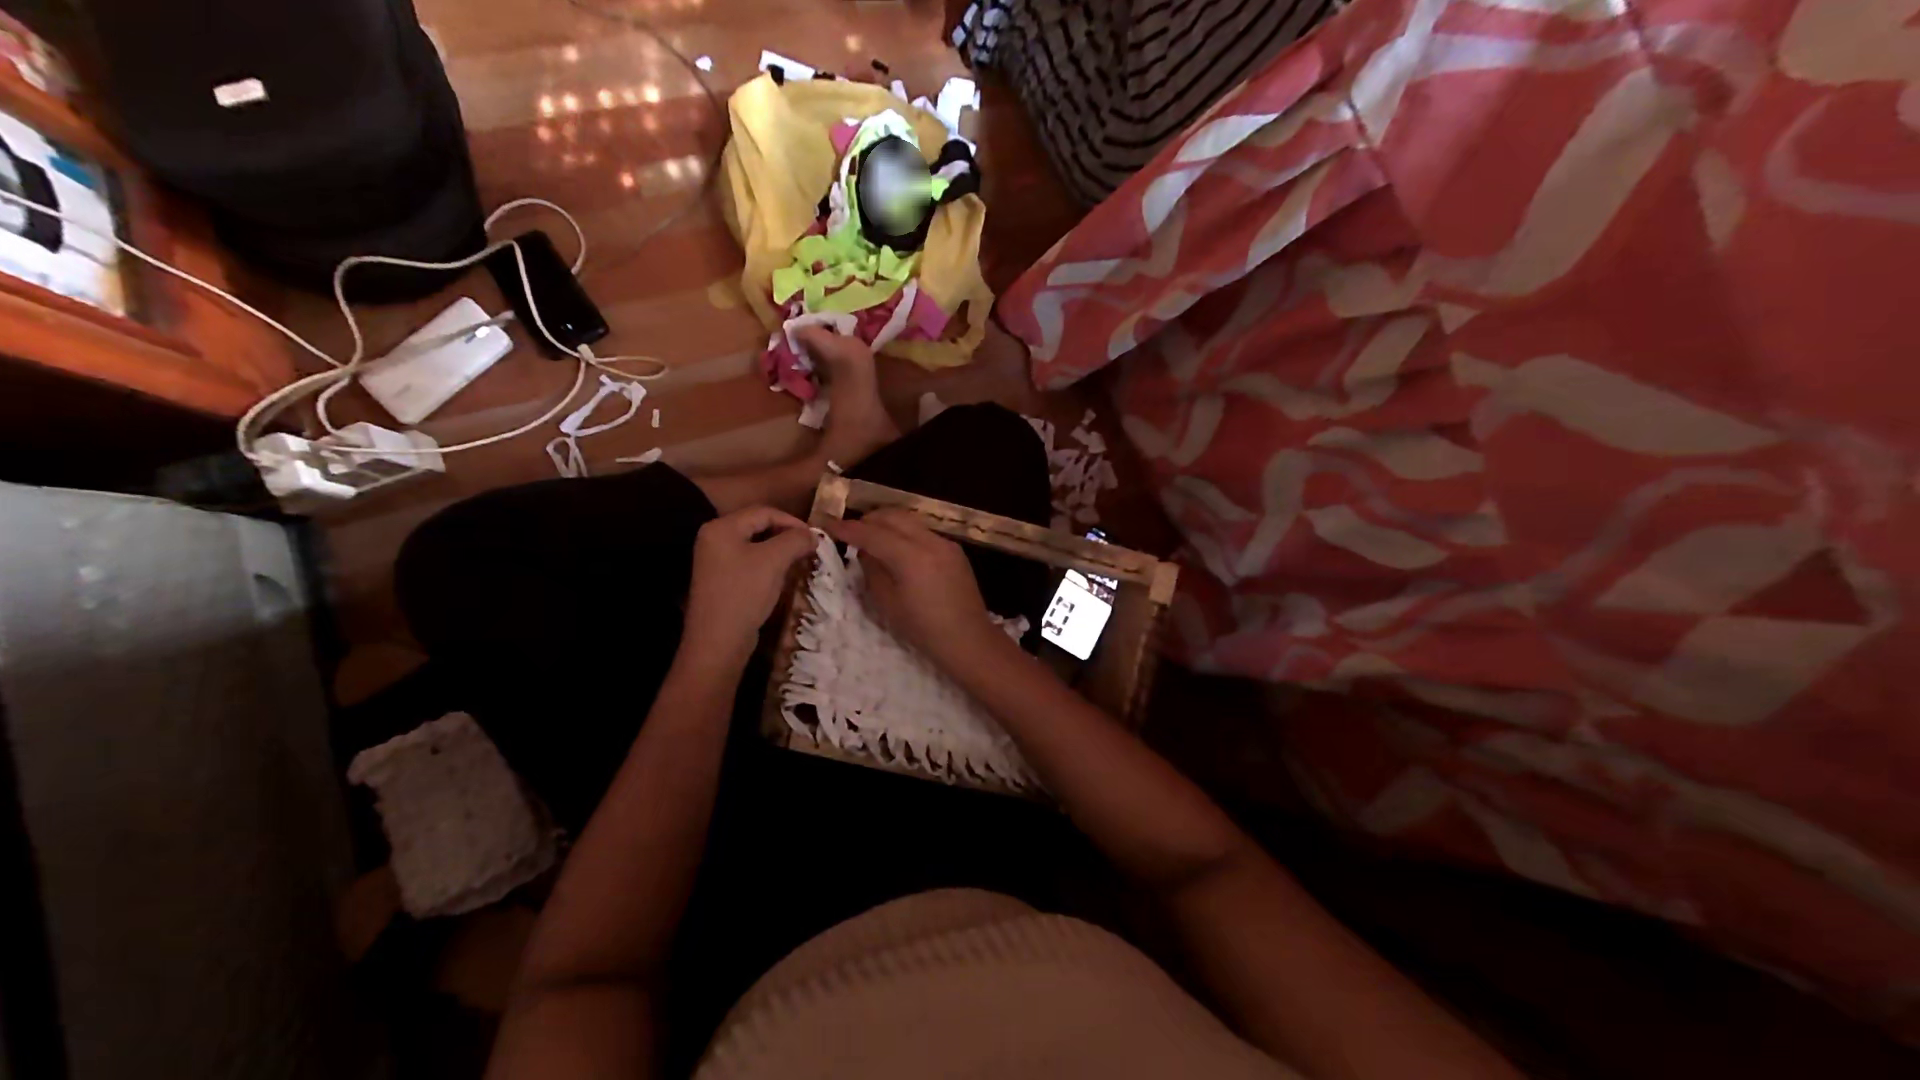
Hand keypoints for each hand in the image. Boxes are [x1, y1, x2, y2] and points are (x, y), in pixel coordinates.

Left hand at [682, 506, 815, 669]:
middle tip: (810, 547)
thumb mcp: (774, 561)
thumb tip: (813, 535)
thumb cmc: (744, 593)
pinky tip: (783, 575)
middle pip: (758, 526)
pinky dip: (769, 564)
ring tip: (801, 560)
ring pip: (755, 545)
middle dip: (787, 535)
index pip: (763, 512)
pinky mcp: (721, 579)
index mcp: (722, 527)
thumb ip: (795, 540)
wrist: (718, 641)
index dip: (792, 521)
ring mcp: (715, 560)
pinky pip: (749, 562)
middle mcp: (714, 538)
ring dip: (780, 550)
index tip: (815, 536)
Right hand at [822, 509, 1003, 671]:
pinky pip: (923, 531)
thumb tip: (864, 551)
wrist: (968, 639)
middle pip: (892, 516)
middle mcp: (929, 541)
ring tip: (873, 539)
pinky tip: (899, 550)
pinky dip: (905, 533)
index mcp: (910, 556)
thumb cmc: (923, 628)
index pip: (871, 533)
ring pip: (909, 519)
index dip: (847, 528)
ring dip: (887, 523)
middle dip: (868, 520)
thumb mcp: (887, 603)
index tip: (827, 524)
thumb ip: (872, 570)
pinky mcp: (955, 550)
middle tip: (851, 532)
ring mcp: (945, 543)